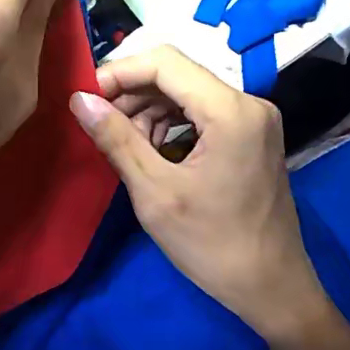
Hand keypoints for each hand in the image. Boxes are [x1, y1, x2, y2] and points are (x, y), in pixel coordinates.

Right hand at [70, 45, 331, 337]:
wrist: (270, 287)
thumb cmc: (211, 245)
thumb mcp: (154, 192)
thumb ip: (116, 139)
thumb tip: (78, 99)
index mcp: (231, 110)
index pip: (165, 62)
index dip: (119, 72)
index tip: (84, 98)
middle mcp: (249, 102)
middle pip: (177, 74)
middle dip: (132, 94)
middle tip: (100, 127)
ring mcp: (254, 119)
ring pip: (187, 93)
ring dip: (149, 111)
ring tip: (126, 148)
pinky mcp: (252, 136)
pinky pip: (202, 113)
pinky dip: (171, 125)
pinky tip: (152, 153)